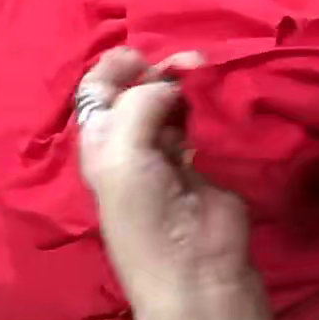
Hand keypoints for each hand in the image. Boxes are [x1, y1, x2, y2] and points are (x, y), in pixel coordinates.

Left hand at [77, 48, 276, 319]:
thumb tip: (171, 83)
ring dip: (188, 86)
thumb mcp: (123, 156)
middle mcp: (133, 145)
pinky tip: (219, 96)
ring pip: (175, 106)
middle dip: (158, 72)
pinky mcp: (207, 162)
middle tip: (187, 62)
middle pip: (140, 94)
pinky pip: (205, 125)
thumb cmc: (146, 213)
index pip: (99, 94)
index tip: (141, 54)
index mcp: (102, 144)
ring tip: (207, 72)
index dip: (114, 69)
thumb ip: (140, 106)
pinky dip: (210, 107)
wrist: (196, 265)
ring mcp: (172, 154)